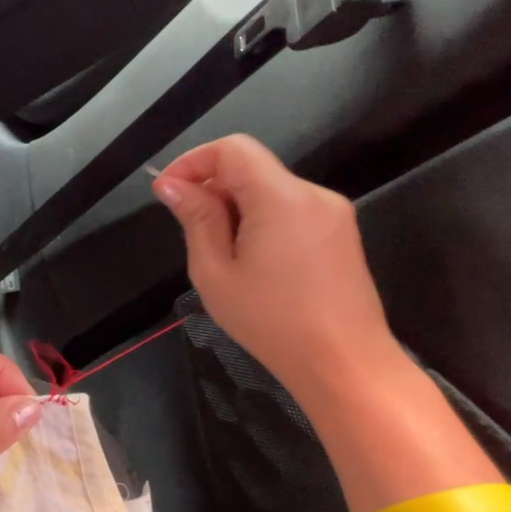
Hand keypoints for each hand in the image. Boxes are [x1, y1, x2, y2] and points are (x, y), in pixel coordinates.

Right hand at [152, 134, 402, 394]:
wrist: (343, 361)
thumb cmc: (270, 319)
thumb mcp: (214, 270)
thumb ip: (196, 219)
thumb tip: (171, 185)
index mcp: (282, 199)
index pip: (233, 149)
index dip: (193, 161)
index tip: (167, 193)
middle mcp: (313, 195)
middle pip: (251, 167)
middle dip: (211, 188)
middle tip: (188, 231)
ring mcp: (331, 213)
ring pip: (267, 189)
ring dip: (233, 207)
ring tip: (219, 254)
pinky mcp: (338, 232)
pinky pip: (287, 208)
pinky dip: (257, 220)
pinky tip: (249, 260)